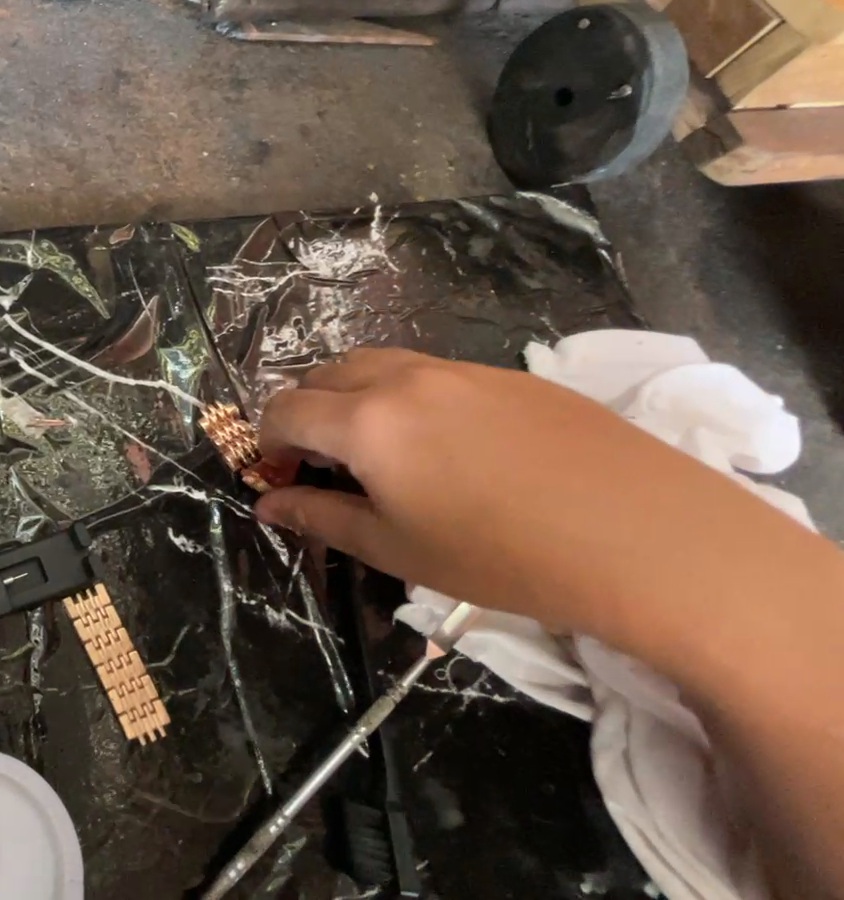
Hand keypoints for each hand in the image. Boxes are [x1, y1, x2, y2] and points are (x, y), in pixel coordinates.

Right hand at [251, 347, 822, 651]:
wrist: (654, 542)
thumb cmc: (504, 557)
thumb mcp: (395, 548)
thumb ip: (319, 517)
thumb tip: (267, 504)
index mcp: (365, 422)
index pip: (283, 410)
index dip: (267, 441)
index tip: (278, 475)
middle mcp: (402, 379)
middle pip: (323, 375)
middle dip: (305, 413)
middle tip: (323, 464)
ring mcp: (460, 370)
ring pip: (376, 364)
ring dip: (352, 397)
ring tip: (379, 450)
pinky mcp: (510, 376)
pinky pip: (431, 372)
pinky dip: (405, 396)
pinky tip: (447, 447)